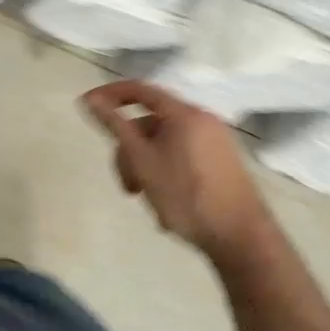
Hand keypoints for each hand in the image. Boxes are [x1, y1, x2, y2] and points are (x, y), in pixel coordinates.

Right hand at [81, 80, 275, 264]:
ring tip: (144, 196)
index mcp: (184, 114)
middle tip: (125, 182)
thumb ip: (115, 126)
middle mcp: (203, 121)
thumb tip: (90, 99)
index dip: (109, 95)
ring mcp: (217, 144)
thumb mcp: (142, 160)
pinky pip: (182, 156)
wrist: (243, 240)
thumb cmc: (186, 196)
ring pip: (164, 143)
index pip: (139, 90)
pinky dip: (164, 170)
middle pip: (150, 123)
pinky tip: (164, 199)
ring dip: (145, 165)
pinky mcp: (223, 164)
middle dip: (129, 149)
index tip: (86, 107)